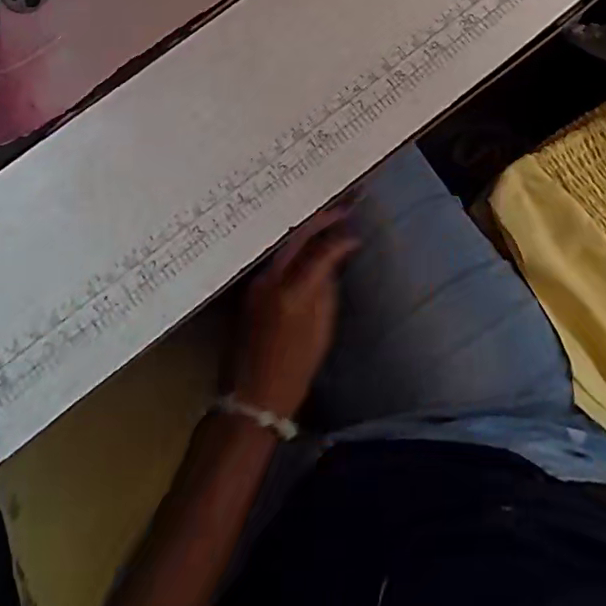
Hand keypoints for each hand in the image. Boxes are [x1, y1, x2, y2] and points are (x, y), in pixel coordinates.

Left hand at [229, 206, 359, 420]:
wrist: (253, 394)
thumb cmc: (295, 367)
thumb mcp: (322, 329)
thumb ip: (327, 288)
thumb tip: (334, 259)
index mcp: (292, 292)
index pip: (320, 252)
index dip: (340, 240)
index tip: (356, 236)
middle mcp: (269, 280)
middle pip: (296, 237)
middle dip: (320, 221)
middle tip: (342, 211)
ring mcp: (255, 283)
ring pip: (283, 244)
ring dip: (305, 231)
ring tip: (327, 222)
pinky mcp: (250, 289)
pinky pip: (274, 258)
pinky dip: (293, 247)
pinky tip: (306, 245)